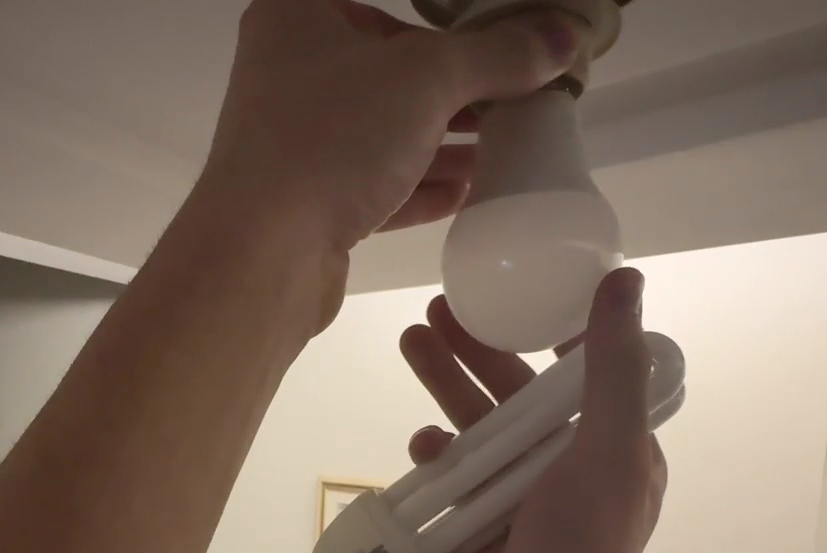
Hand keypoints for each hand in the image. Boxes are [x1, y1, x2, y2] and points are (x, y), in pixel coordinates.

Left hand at [196, 0, 580, 304]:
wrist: (263, 254)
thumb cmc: (333, 137)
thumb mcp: (426, 80)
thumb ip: (496, 57)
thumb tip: (563, 38)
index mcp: (299, 16)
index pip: (386, 11)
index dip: (448, 30)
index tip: (498, 49)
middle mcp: (289, 77)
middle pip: (387, 75)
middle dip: (454, 93)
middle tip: (511, 104)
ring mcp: (295, 147)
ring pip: (381, 137)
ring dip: (440, 146)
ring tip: (501, 150)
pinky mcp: (307, 207)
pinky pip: (372, 187)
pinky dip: (417, 188)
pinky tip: (466, 192)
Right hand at [398, 268, 666, 552]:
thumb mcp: (606, 456)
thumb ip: (614, 372)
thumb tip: (625, 280)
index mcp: (610, 449)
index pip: (583, 371)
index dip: (550, 327)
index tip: (516, 291)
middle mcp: (564, 467)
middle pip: (517, 391)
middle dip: (479, 347)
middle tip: (439, 308)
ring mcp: (514, 497)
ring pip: (477, 424)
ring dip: (446, 384)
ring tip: (411, 341)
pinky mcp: (472, 522)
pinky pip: (451, 474)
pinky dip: (434, 453)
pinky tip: (420, 444)